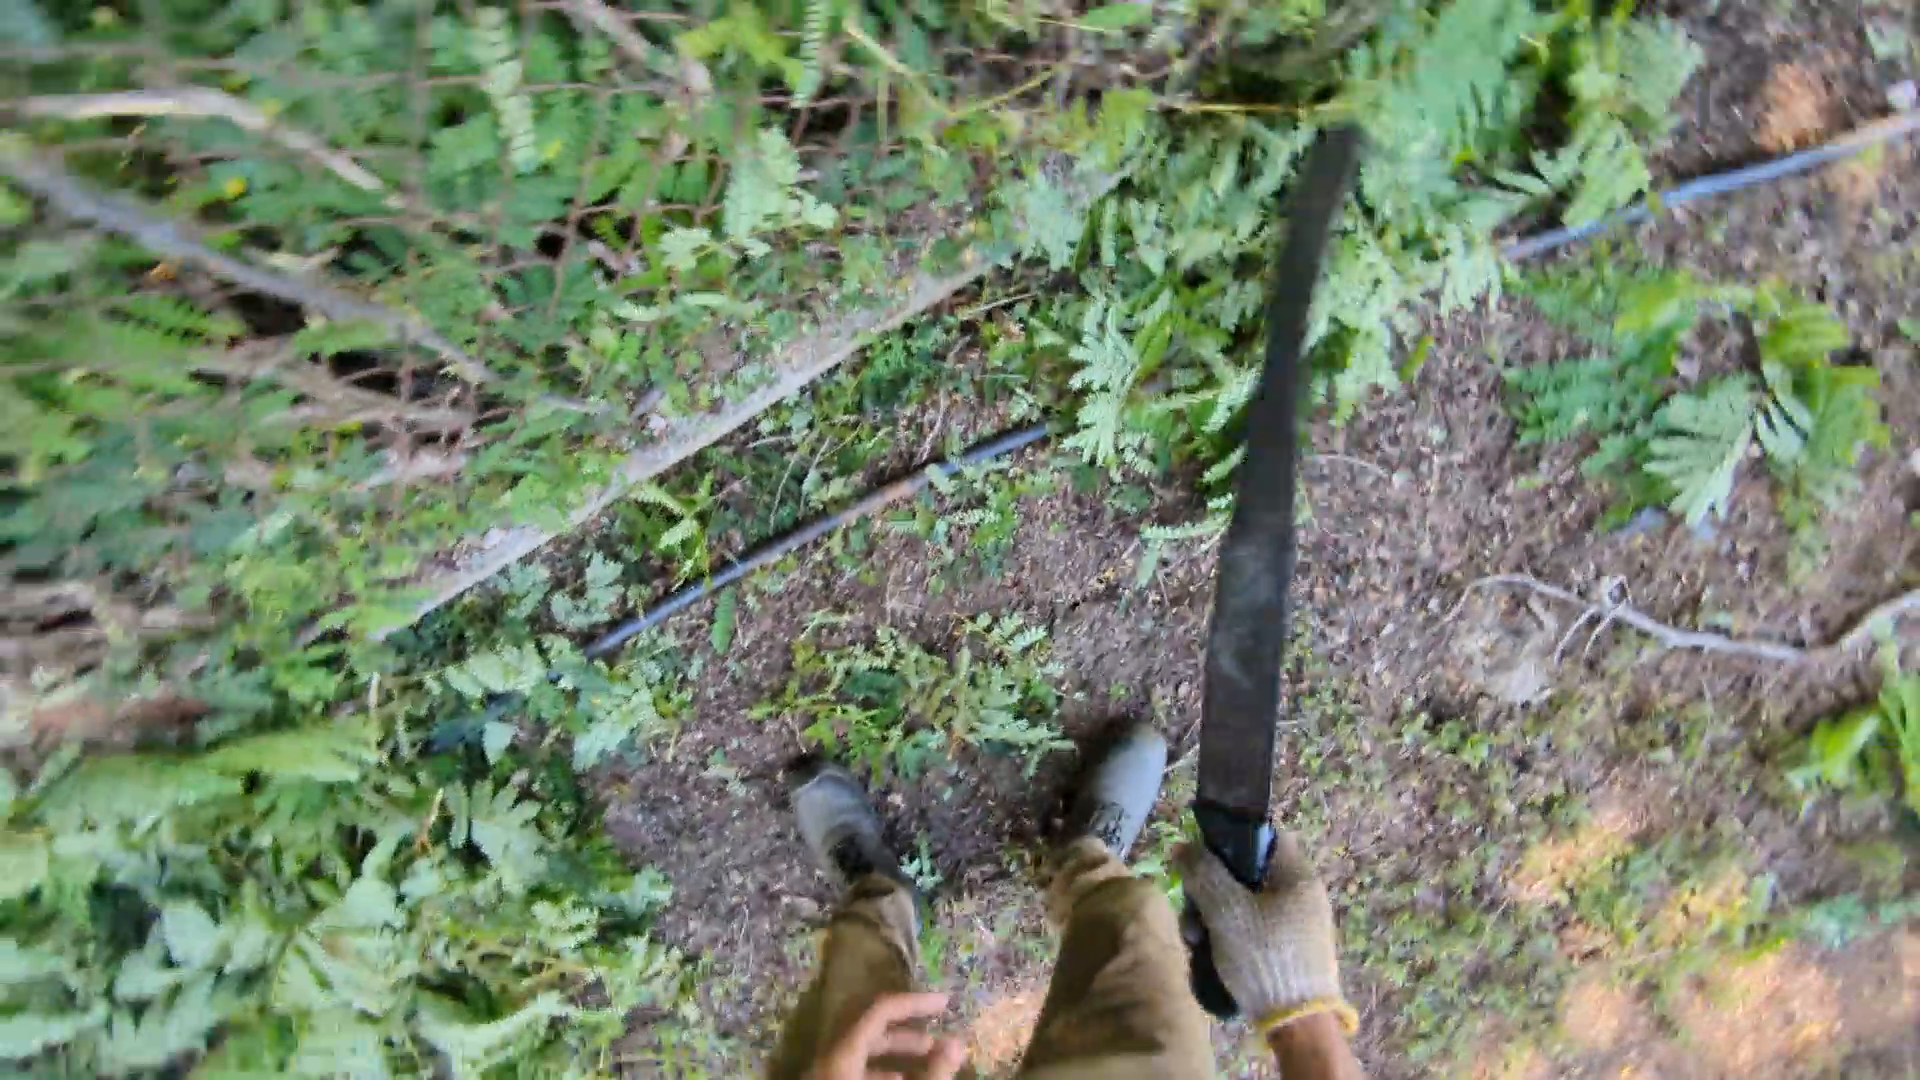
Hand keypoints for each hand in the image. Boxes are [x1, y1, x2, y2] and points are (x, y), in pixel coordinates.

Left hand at [804, 992, 968, 1079]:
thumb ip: (932, 1075)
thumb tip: (958, 1043)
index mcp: (842, 1055)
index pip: (881, 1009)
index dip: (916, 1003)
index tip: (947, 1005)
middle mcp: (827, 1062)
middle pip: (872, 1031)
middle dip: (910, 1035)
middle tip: (942, 1043)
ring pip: (863, 1056)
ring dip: (898, 1058)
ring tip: (930, 1068)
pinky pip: (854, 1075)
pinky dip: (880, 1078)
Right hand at [1177, 832, 1357, 1035]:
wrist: (1298, 1030)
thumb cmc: (1265, 957)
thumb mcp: (1226, 909)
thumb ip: (1202, 871)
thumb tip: (1183, 847)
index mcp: (1297, 877)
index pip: (1264, 835)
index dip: (1231, 836)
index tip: (1202, 851)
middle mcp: (1301, 896)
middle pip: (1246, 872)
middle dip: (1210, 886)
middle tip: (1189, 905)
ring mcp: (1295, 926)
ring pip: (1243, 902)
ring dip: (1212, 913)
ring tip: (1192, 936)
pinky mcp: (1287, 952)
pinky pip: (1250, 928)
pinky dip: (1226, 933)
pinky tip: (1205, 950)